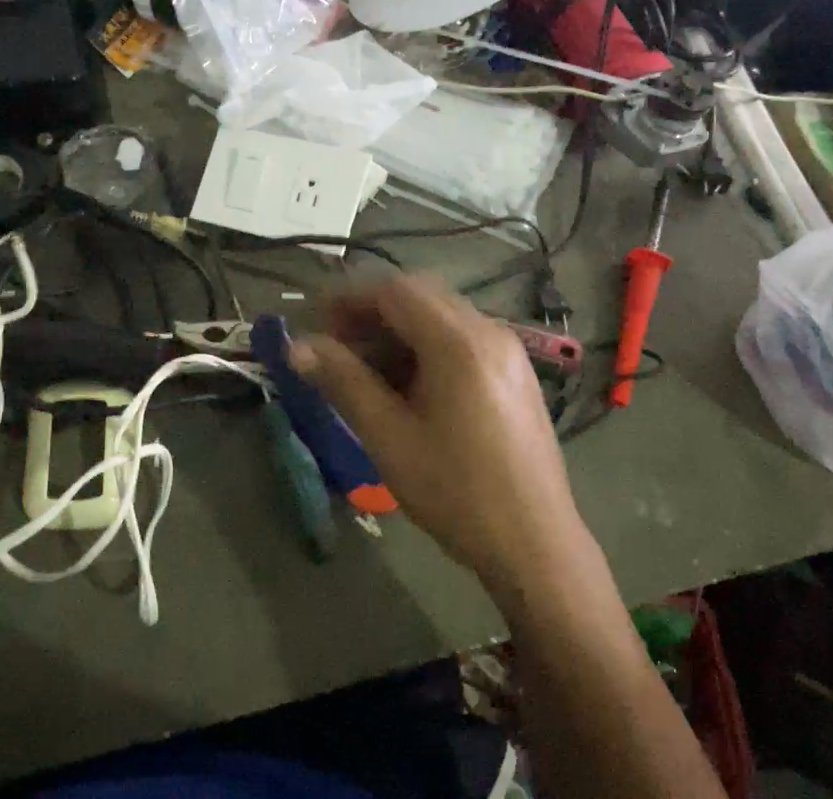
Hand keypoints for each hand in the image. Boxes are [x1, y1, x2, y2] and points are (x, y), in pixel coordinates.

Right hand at [290, 275, 589, 591]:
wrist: (535, 543)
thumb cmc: (456, 492)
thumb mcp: (389, 438)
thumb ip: (343, 382)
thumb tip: (297, 346)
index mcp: (460, 342)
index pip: (395, 290)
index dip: (349, 299)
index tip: (314, 324)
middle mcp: (490, 332)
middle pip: (420, 296)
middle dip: (372, 314)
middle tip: (335, 350)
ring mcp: (509, 351)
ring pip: (441, 317)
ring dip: (398, 332)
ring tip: (364, 375)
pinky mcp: (516, 374)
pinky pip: (463, 340)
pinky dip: (426, 348)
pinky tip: (407, 389)